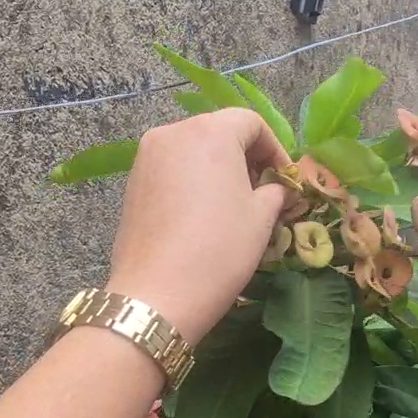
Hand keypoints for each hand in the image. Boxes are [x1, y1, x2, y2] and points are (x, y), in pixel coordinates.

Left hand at [105, 107, 291, 345]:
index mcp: (209, 132)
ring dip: (217, 170)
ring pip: (192, 151)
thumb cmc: (219, 249)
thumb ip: (274, 191)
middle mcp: (172, 133)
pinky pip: (171, 171)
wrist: (157, 294)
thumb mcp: (261, 218)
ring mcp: (146, 158)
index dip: (275, 149)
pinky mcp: (132, 184)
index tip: (286, 180)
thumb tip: (277, 188)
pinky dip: (192, 182)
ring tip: (233, 205)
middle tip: (263, 192)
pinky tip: (202, 215)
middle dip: (245, 157)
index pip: (250, 122)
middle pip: (218, 132)